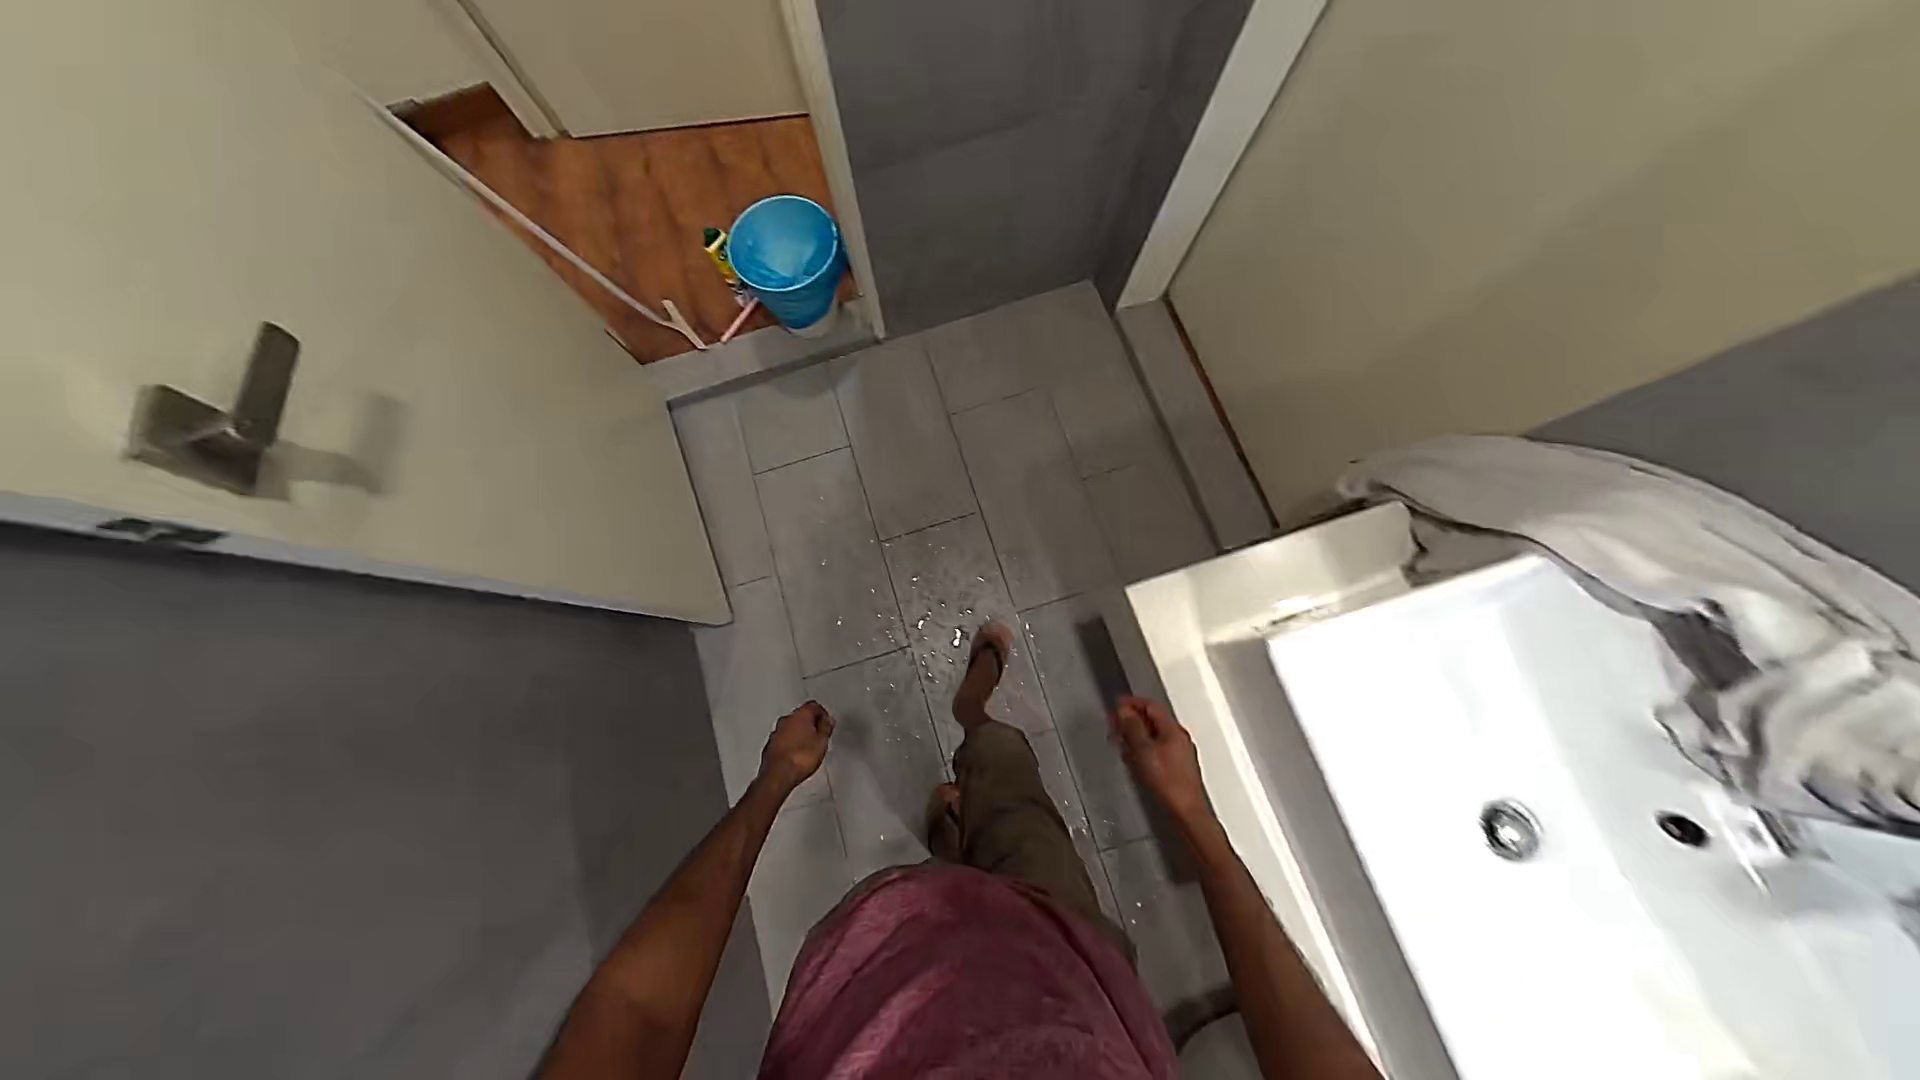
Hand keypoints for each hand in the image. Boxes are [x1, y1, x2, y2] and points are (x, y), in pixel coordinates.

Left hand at [760, 701, 834, 794]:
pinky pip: (782, 740)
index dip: (822, 714)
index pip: (814, 706)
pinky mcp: (770, 746)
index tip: (827, 722)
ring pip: (790, 727)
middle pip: (801, 715)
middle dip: (810, 723)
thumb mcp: (822, 742)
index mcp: (801, 714)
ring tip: (809, 747)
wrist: (779, 775)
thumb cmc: (800, 757)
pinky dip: (789, 744)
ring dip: (799, 734)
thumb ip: (826, 728)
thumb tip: (827, 721)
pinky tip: (796, 755)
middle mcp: (786, 720)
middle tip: (819, 733)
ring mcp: (776, 732)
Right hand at [1111, 696, 1210, 827]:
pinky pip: (1157, 750)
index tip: (1117, 704)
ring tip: (1120, 742)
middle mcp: (1179, 738)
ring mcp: (1180, 753)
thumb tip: (1124, 711)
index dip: (1133, 703)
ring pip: (1154, 736)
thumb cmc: (1167, 781)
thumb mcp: (1143, 750)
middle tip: (1114, 723)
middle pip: (1153, 720)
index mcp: (1173, 730)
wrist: (1186, 811)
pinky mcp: (1177, 768)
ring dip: (1135, 736)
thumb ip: (1132, 728)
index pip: (1151, 706)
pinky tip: (1133, 759)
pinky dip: (1142, 749)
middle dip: (1132, 720)